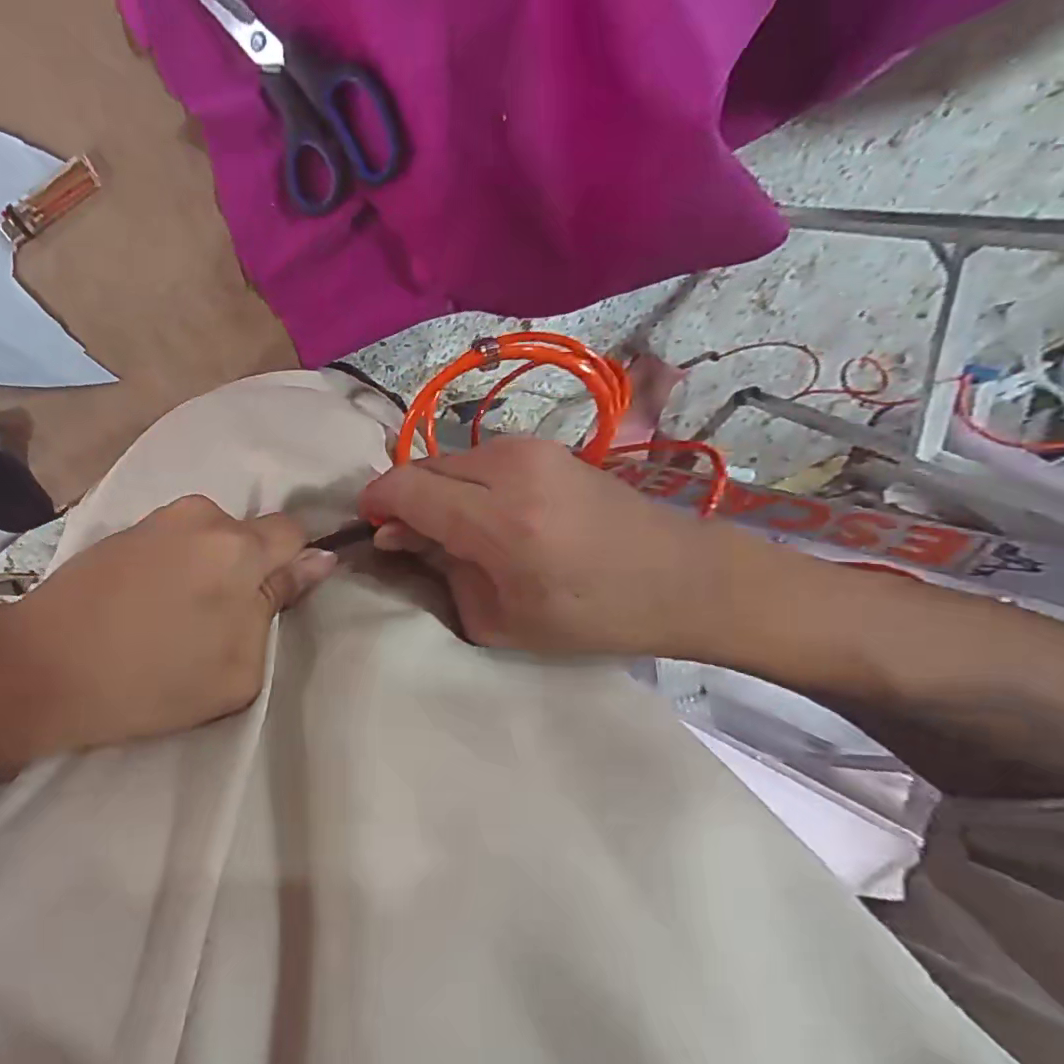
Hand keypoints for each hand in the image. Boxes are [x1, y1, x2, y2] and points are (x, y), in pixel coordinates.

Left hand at [3, 495, 336, 749]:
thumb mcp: (235, 667)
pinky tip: (144, 605)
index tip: (272, 603)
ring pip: (206, 538)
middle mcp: (199, 515)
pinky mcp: (120, 531)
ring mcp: (154, 519)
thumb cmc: (148, 680)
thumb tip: (316, 562)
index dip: (292, 566)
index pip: (292, 533)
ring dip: (206, 567)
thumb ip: (276, 607)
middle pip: (246, 535)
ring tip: (174, 616)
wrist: (42, 667)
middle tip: (218, 621)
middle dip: (246, 570)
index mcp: (236, 547)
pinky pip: (169, 543)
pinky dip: (171, 567)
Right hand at [356, 435, 788, 657]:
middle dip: (402, 500)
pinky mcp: (541, 446)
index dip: (375, 506)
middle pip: (418, 468)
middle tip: (411, 539)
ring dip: (432, 491)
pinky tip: (484, 514)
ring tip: (452, 530)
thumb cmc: (593, 615)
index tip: (375, 532)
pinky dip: (460, 483)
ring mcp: (529, 450)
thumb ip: (437, 571)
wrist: (688, 579)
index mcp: (500, 521)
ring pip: (443, 460)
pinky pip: (473, 458)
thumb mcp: (498, 618)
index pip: (402, 488)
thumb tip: (395, 536)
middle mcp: (510, 469)